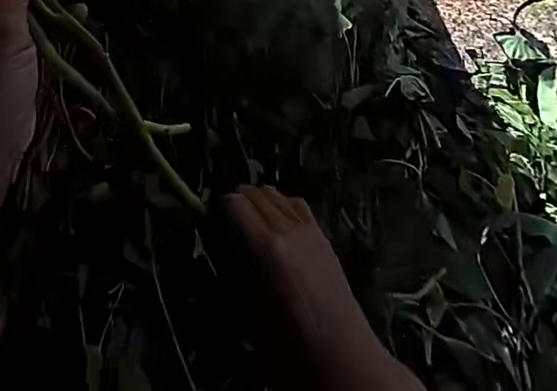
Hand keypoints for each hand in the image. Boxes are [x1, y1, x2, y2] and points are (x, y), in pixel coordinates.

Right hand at [225, 185, 423, 390]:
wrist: (346, 360)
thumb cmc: (295, 350)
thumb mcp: (256, 318)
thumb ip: (244, 279)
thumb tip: (231, 260)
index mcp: (269, 251)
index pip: (239, 208)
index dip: (222, 203)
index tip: (210, 206)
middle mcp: (289, 232)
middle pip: (259, 197)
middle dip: (239, 196)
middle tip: (224, 204)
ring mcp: (310, 233)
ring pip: (280, 198)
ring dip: (261, 196)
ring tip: (248, 203)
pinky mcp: (324, 240)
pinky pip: (299, 207)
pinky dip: (284, 202)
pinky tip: (278, 209)